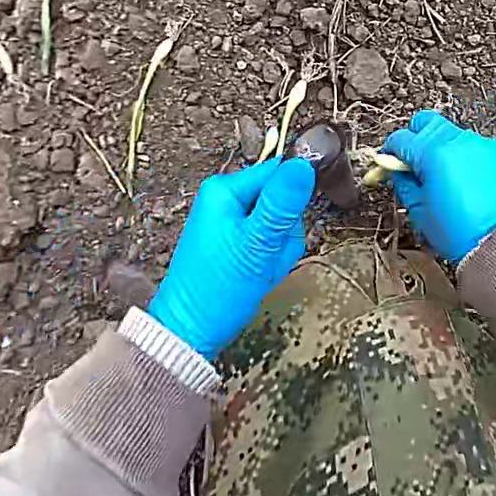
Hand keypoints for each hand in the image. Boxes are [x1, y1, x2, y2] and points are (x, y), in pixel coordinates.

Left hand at [148, 157, 315, 358]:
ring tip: (263, 266)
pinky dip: (272, 256)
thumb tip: (304, 163)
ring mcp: (230, 218)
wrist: (192, 332)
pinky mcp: (236, 237)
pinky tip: (259, 271)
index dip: (293, 200)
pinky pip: (270, 237)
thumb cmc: (218, 289)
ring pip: (281, 220)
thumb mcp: (258, 243)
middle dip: (286, 229)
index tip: (284, 227)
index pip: (281, 172)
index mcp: (225, 189)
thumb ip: (282, 203)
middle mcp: (226, 197)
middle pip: (283, 197)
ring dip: (281, 246)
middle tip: (270, 254)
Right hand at [382, 110, 495, 264]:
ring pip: (457, 136)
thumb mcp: (419, 210)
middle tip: (417, 161)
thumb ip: (404, 182)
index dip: (392, 151)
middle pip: (428, 123)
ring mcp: (485, 144)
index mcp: (433, 153)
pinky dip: (474, 160)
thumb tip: (397, 169)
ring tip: (451, 180)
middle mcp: (460, 141)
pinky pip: (482, 148)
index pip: (402, 138)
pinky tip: (476, 184)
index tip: (391, 161)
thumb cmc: (460, 233)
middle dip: (417, 137)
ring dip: (448, 151)